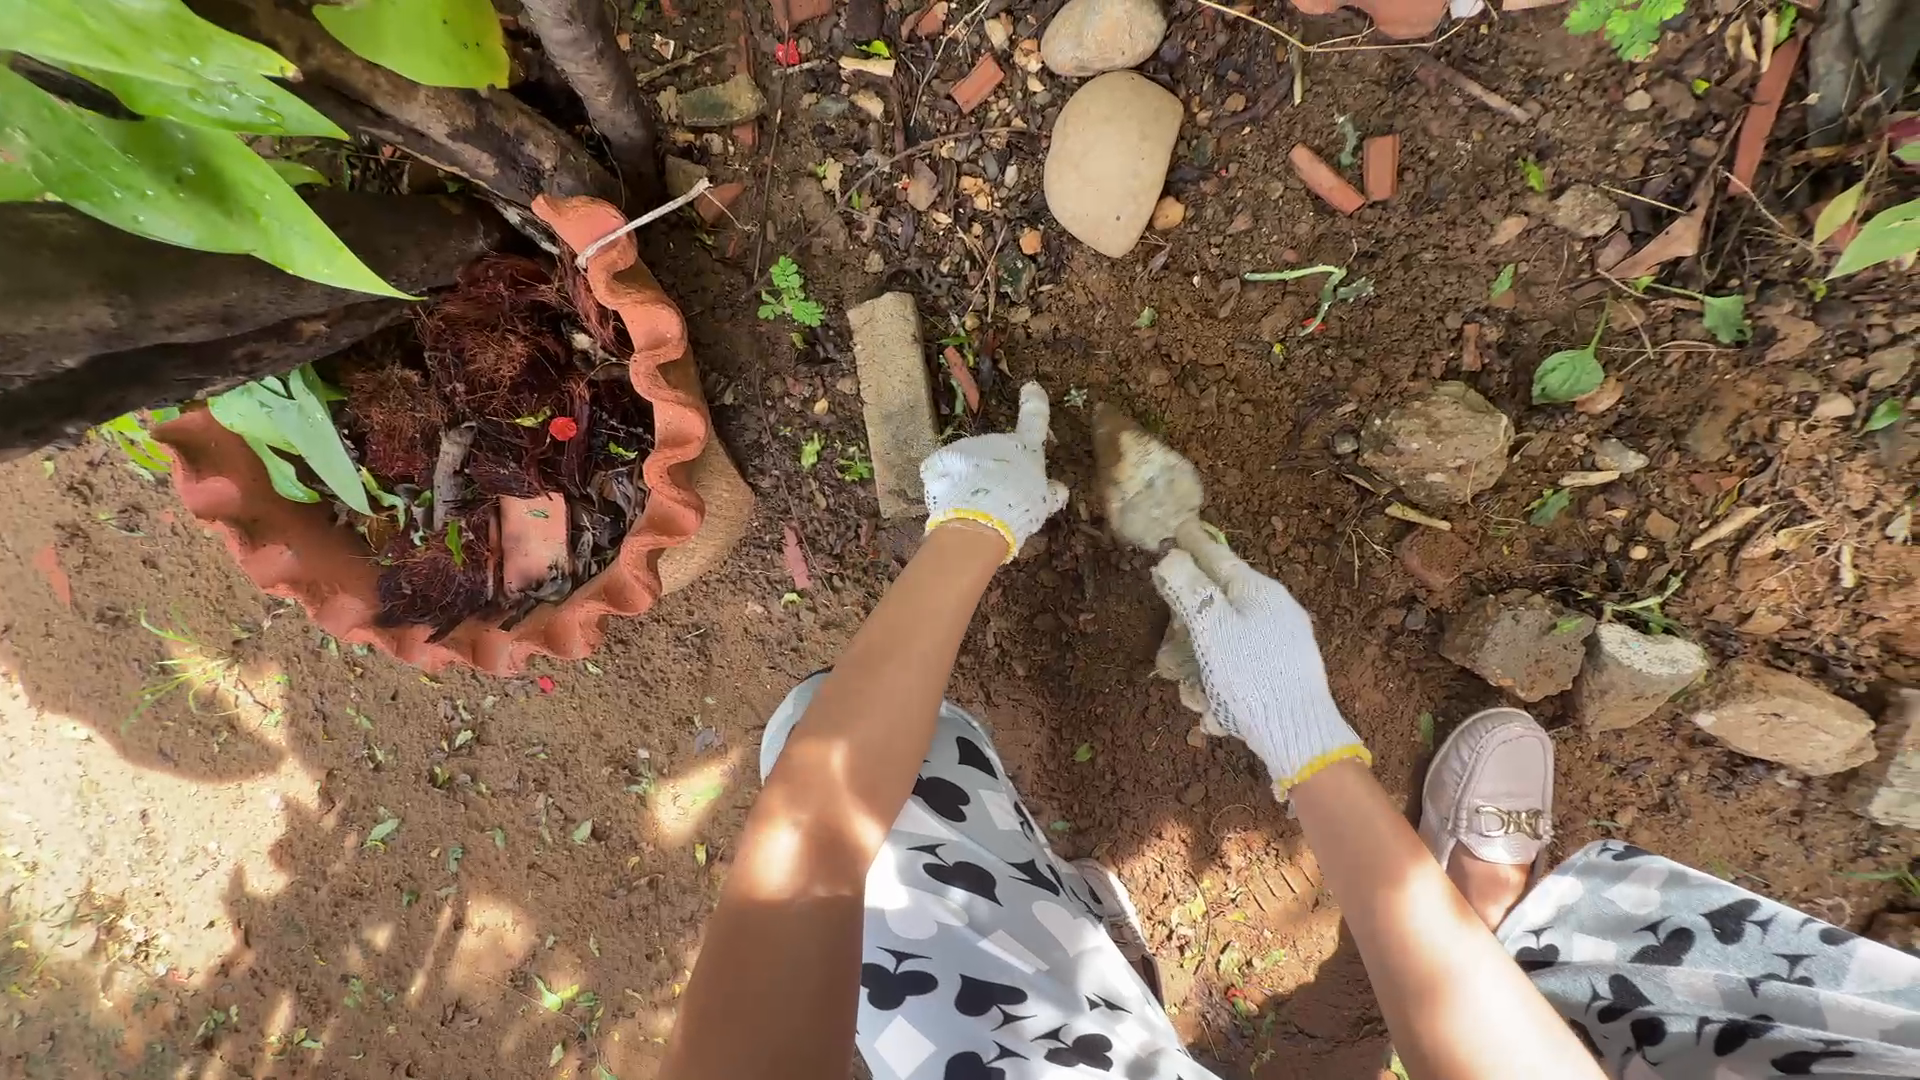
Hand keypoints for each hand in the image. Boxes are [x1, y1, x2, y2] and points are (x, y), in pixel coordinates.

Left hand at [921, 381, 1068, 561]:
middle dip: (995, 469)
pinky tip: (953, 505)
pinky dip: (947, 485)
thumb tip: (1060, 490)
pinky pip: (944, 472)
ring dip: (970, 479)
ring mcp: (965, 446)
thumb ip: (1051, 494)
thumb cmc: (1019, 509)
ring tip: (974, 507)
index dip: (1034, 402)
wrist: (979, 519)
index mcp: (1025, 447)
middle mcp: (995, 439)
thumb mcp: (1043, 504)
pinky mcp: (939, 459)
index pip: (1034, 419)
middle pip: (996, 450)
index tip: (1031, 387)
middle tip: (997, 498)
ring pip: (968, 462)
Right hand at [1151, 533, 1369, 795]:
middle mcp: (1271, 610)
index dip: (1193, 547)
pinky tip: (1214, 709)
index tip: (1175, 532)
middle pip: (1215, 604)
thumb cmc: (1251, 675)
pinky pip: (1236, 666)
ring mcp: (1278, 642)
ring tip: (1194, 695)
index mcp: (1258, 591)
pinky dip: (1219, 683)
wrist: (1297, 735)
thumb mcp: (1212, 629)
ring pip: (1220, 641)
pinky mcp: (1279, 671)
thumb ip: (1190, 590)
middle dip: (1186, 630)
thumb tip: (1172, 555)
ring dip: (1198, 667)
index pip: (1218, 557)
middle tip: (1170, 655)